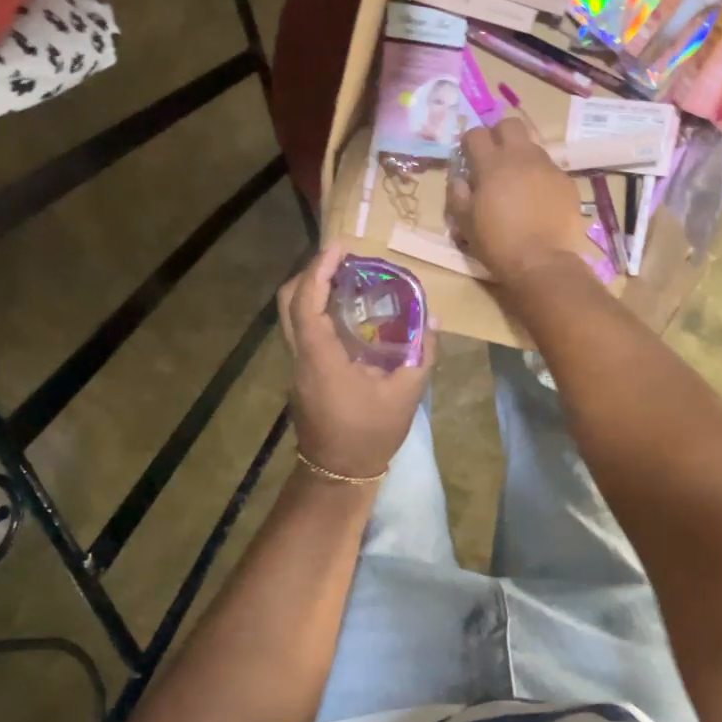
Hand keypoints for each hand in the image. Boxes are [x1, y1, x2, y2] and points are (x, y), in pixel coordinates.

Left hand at [278, 247, 436, 479]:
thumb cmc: (370, 433)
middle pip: (289, 301)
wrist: (338, 474)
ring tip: (346, 280)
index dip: (319, 269)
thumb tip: (433, 321)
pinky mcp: (301, 376)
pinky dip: (316, 311)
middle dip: (311, 273)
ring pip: (291, 316)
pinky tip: (346, 314)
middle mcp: (300, 357)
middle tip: (342, 260)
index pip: (308, 301)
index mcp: (320, 358)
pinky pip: (301, 331)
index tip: (340, 247)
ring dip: (312, 291)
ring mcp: (296, 367)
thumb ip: (421, 354)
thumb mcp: (406, 394)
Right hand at [447, 119, 590, 287]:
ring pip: (533, 145)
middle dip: (499, 135)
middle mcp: (521, 157)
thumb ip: (457, 195)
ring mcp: (547, 167)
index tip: (468, 157)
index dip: (469, 142)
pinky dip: (540, 176)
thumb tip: (458, 179)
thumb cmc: (498, 244)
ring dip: (521, 155)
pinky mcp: (566, 181)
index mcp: (492, 165)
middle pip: (510, 124)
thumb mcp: (465, 223)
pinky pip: (550, 168)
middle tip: (495, 158)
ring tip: (518, 181)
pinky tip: (538, 198)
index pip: (476, 134)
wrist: (543, 262)